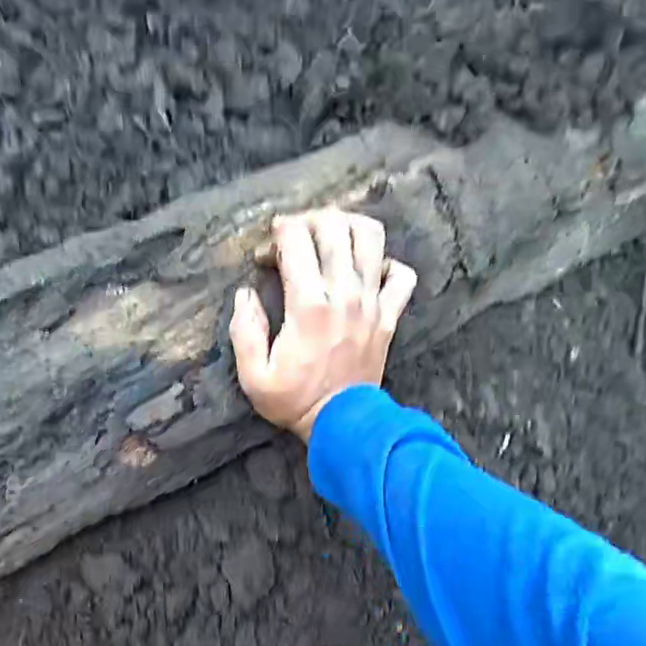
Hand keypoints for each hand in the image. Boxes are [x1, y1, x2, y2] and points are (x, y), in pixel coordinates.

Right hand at [229, 210, 418, 440]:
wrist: (342, 425)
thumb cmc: (293, 401)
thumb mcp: (253, 376)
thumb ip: (244, 330)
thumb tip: (244, 294)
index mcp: (308, 305)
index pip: (296, 240)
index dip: (276, 235)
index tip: (264, 254)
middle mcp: (344, 294)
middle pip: (335, 226)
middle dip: (309, 220)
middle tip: (295, 237)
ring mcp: (372, 303)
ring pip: (371, 238)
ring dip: (349, 226)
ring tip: (331, 237)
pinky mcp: (389, 316)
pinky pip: (401, 274)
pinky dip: (387, 264)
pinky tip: (367, 272)